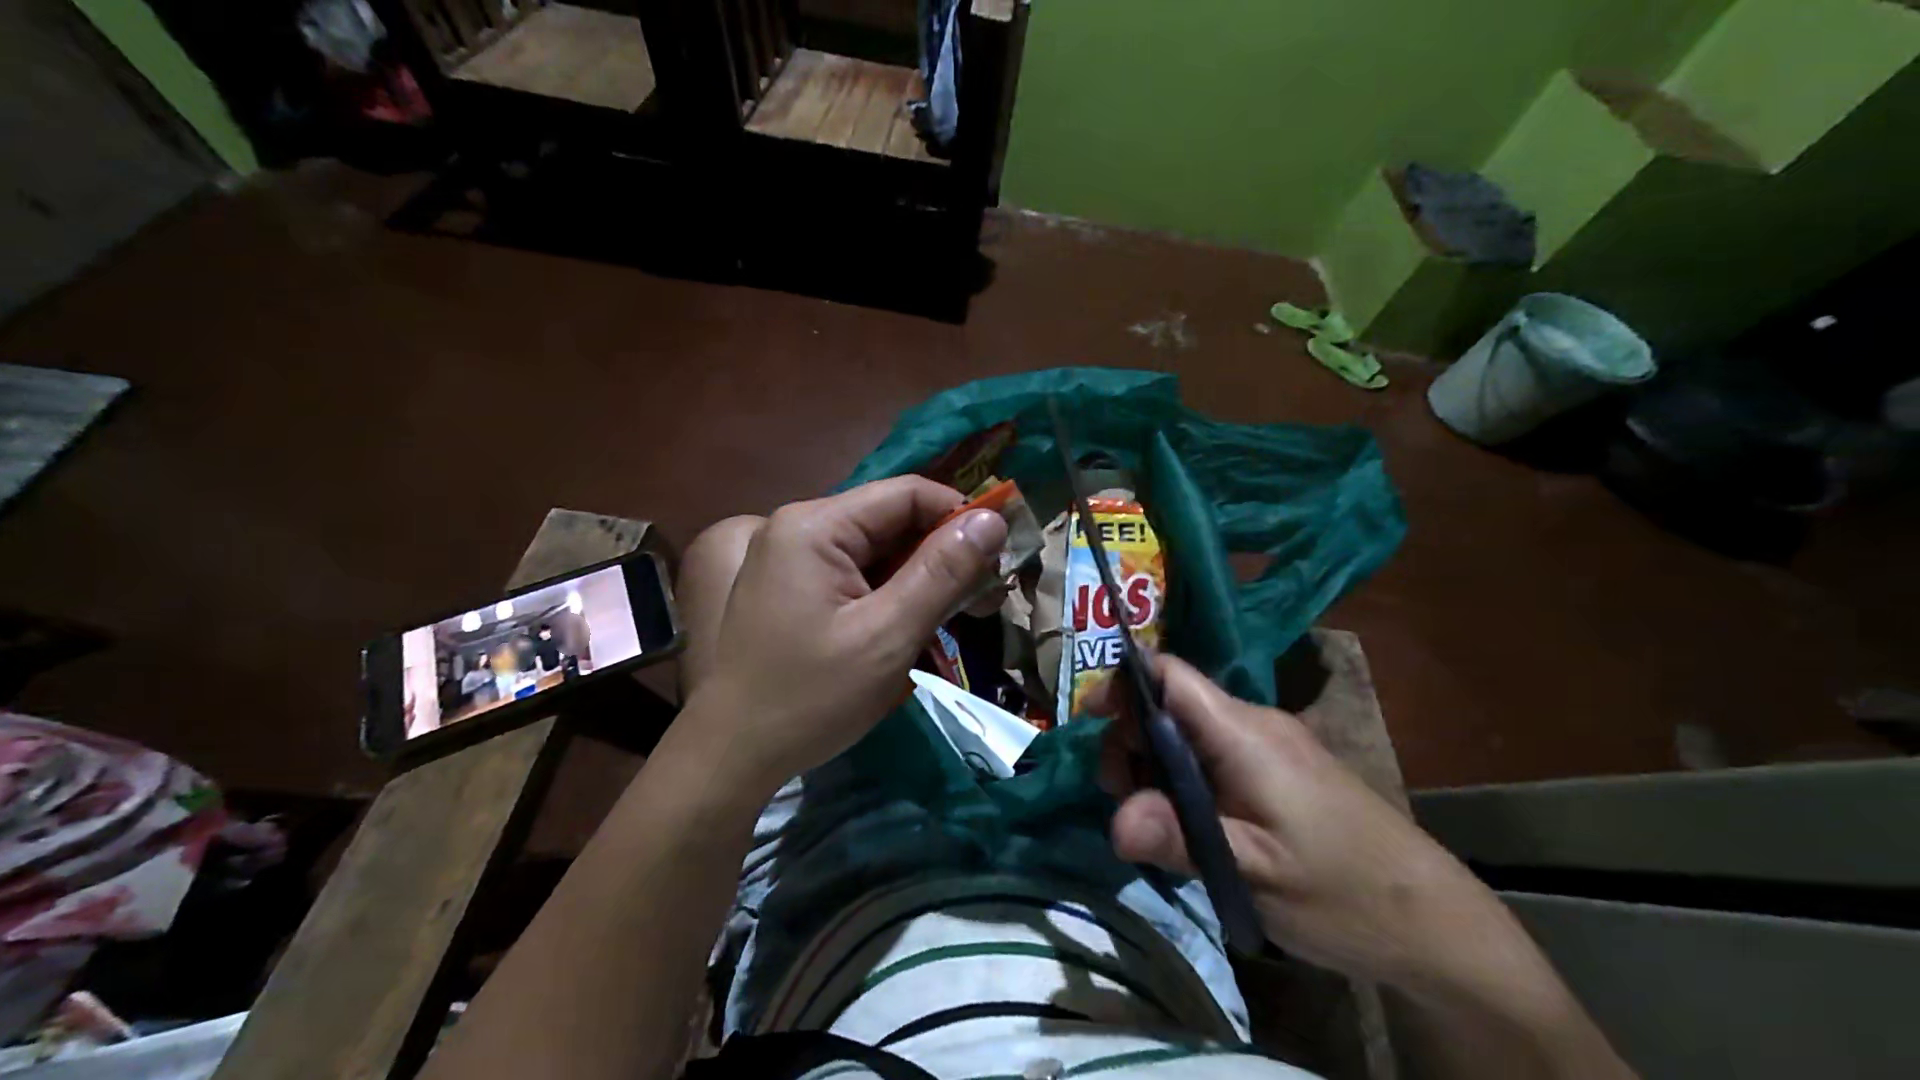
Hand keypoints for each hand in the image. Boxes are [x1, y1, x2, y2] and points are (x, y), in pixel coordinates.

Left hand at [689, 477, 1007, 791]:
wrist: (733, 755)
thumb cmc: (811, 697)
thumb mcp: (888, 635)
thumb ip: (943, 572)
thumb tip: (993, 519)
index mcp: (814, 526)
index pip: (906, 494)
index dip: (960, 516)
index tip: (999, 558)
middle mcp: (798, 527)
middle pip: (891, 521)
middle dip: (944, 554)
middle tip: (986, 599)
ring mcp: (791, 557)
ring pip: (878, 550)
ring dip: (922, 578)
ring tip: (961, 616)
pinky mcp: (793, 586)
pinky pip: (856, 574)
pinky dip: (893, 594)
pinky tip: (917, 623)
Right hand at [1104, 656, 1530, 998]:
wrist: (1435, 921)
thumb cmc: (1343, 892)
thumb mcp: (1255, 873)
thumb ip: (1181, 838)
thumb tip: (1113, 822)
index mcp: (1242, 732)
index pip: (1168, 672)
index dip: (1122, 685)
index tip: (1092, 728)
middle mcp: (1252, 723)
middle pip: (1168, 703)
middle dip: (1130, 741)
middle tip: (1126, 803)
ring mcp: (1267, 744)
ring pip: (1185, 731)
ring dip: (1155, 767)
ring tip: (1157, 825)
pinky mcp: (1276, 768)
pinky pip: (1210, 754)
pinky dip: (1183, 779)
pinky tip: (1189, 825)